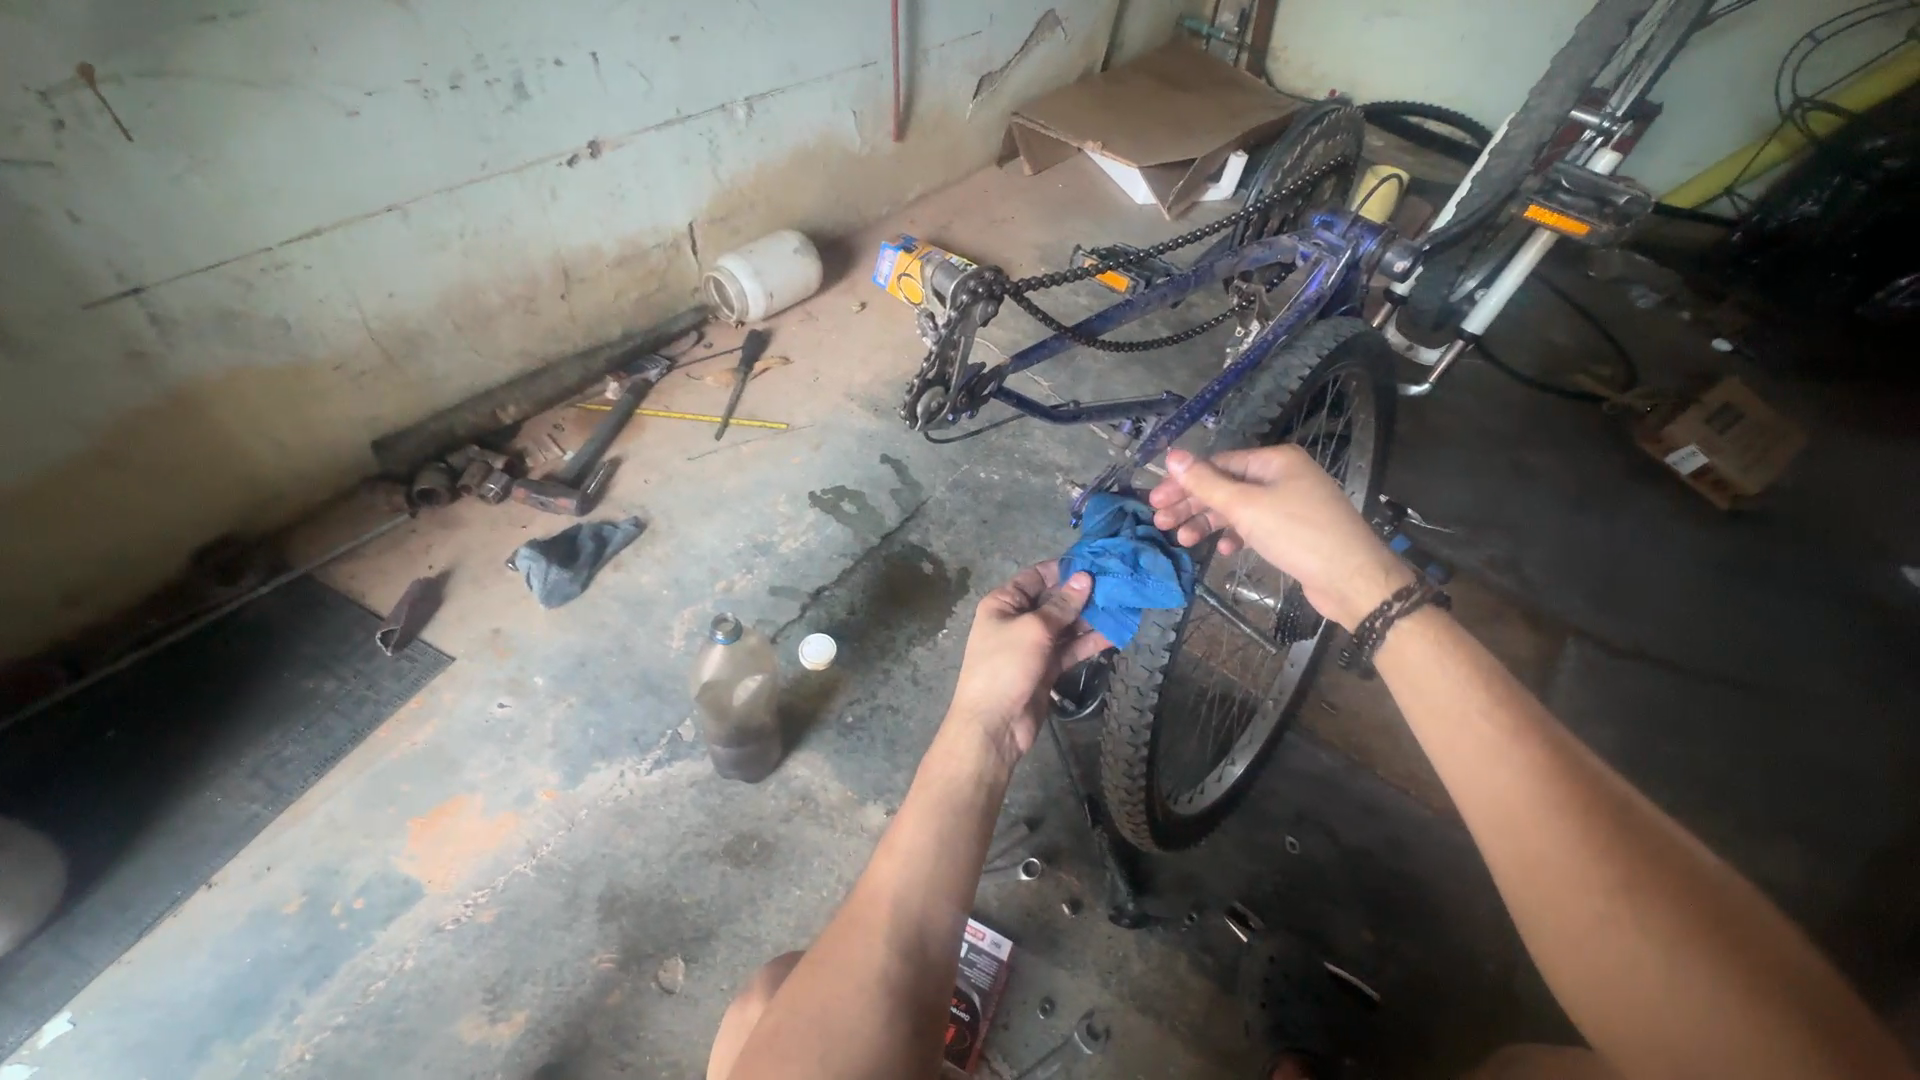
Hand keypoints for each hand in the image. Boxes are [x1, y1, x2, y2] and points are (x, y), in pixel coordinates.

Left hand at [948, 562, 1110, 763]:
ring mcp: (1033, 645)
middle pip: (1053, 600)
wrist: (993, 724)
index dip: (1063, 569)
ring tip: (1123, 607)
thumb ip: (1061, 605)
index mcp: (1003, 603)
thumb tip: (1085, 577)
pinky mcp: (1046, 668)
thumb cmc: (1005, 667)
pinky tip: (1114, 634)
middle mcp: (1017, 620)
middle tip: (1118, 586)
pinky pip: (1070, 649)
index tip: (1096, 564)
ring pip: (1065, 626)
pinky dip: (1089, 642)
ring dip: (1090, 618)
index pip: (1035, 577)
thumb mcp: (1033, 629)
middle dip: (1083, 594)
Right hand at [1147, 445, 1412, 629]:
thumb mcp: (1245, 506)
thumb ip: (1205, 482)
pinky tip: (1225, 551)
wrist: (1352, 578)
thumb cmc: (1297, 534)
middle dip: (1192, 505)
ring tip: (1183, 541)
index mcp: (1275, 460)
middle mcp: (1283, 476)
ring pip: (1238, 508)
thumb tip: (1171, 455)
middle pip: (1226, 485)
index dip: (1183, 482)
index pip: (1217, 463)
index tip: (1155, 501)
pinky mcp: (1294, 530)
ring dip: (1209, 523)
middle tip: (1160, 522)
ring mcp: (1290, 503)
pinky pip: (1256, 526)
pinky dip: (1237, 536)